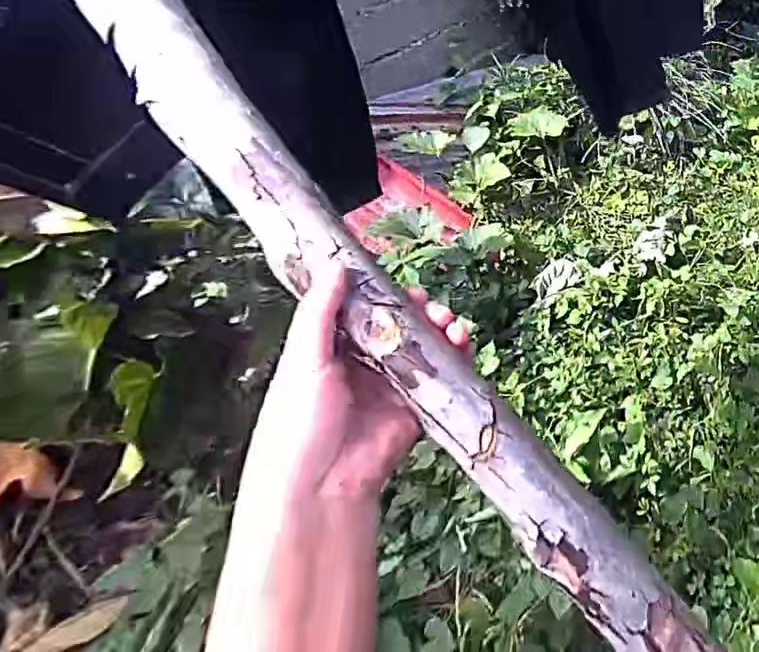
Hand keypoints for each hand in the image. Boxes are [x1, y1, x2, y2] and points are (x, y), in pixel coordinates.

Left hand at [243, 263, 470, 504]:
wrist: (318, 490)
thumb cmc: (298, 426)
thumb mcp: (302, 362)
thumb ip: (320, 312)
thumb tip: (337, 266)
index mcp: (333, 350)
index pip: (366, 309)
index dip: (386, 294)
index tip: (401, 283)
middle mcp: (365, 363)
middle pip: (401, 324)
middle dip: (420, 309)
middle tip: (428, 304)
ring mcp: (393, 385)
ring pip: (425, 345)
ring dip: (441, 327)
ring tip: (448, 323)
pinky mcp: (417, 406)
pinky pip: (442, 374)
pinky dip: (457, 355)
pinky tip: (460, 342)